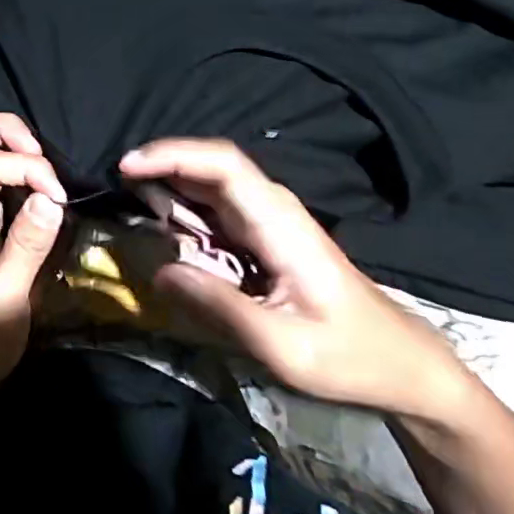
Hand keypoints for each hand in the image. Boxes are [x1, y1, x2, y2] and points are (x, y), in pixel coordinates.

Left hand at [0, 114, 65, 416]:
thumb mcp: (3, 303)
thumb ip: (26, 246)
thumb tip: (51, 196)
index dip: (30, 170)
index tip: (60, 199)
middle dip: (7, 130)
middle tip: (45, 157)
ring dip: (15, 147)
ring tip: (49, 172)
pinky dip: (21, 169)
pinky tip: (44, 187)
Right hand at [119, 139, 472, 415]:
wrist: (398, 359)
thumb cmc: (348, 353)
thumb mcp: (282, 346)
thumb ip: (220, 307)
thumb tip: (159, 272)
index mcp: (280, 221)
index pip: (224, 165)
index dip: (175, 155)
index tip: (128, 165)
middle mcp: (272, 208)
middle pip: (212, 166)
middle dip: (162, 166)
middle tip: (115, 184)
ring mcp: (269, 220)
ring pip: (211, 185)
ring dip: (169, 186)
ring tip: (128, 200)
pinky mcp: (265, 236)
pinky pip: (217, 210)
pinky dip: (184, 209)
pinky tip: (162, 224)